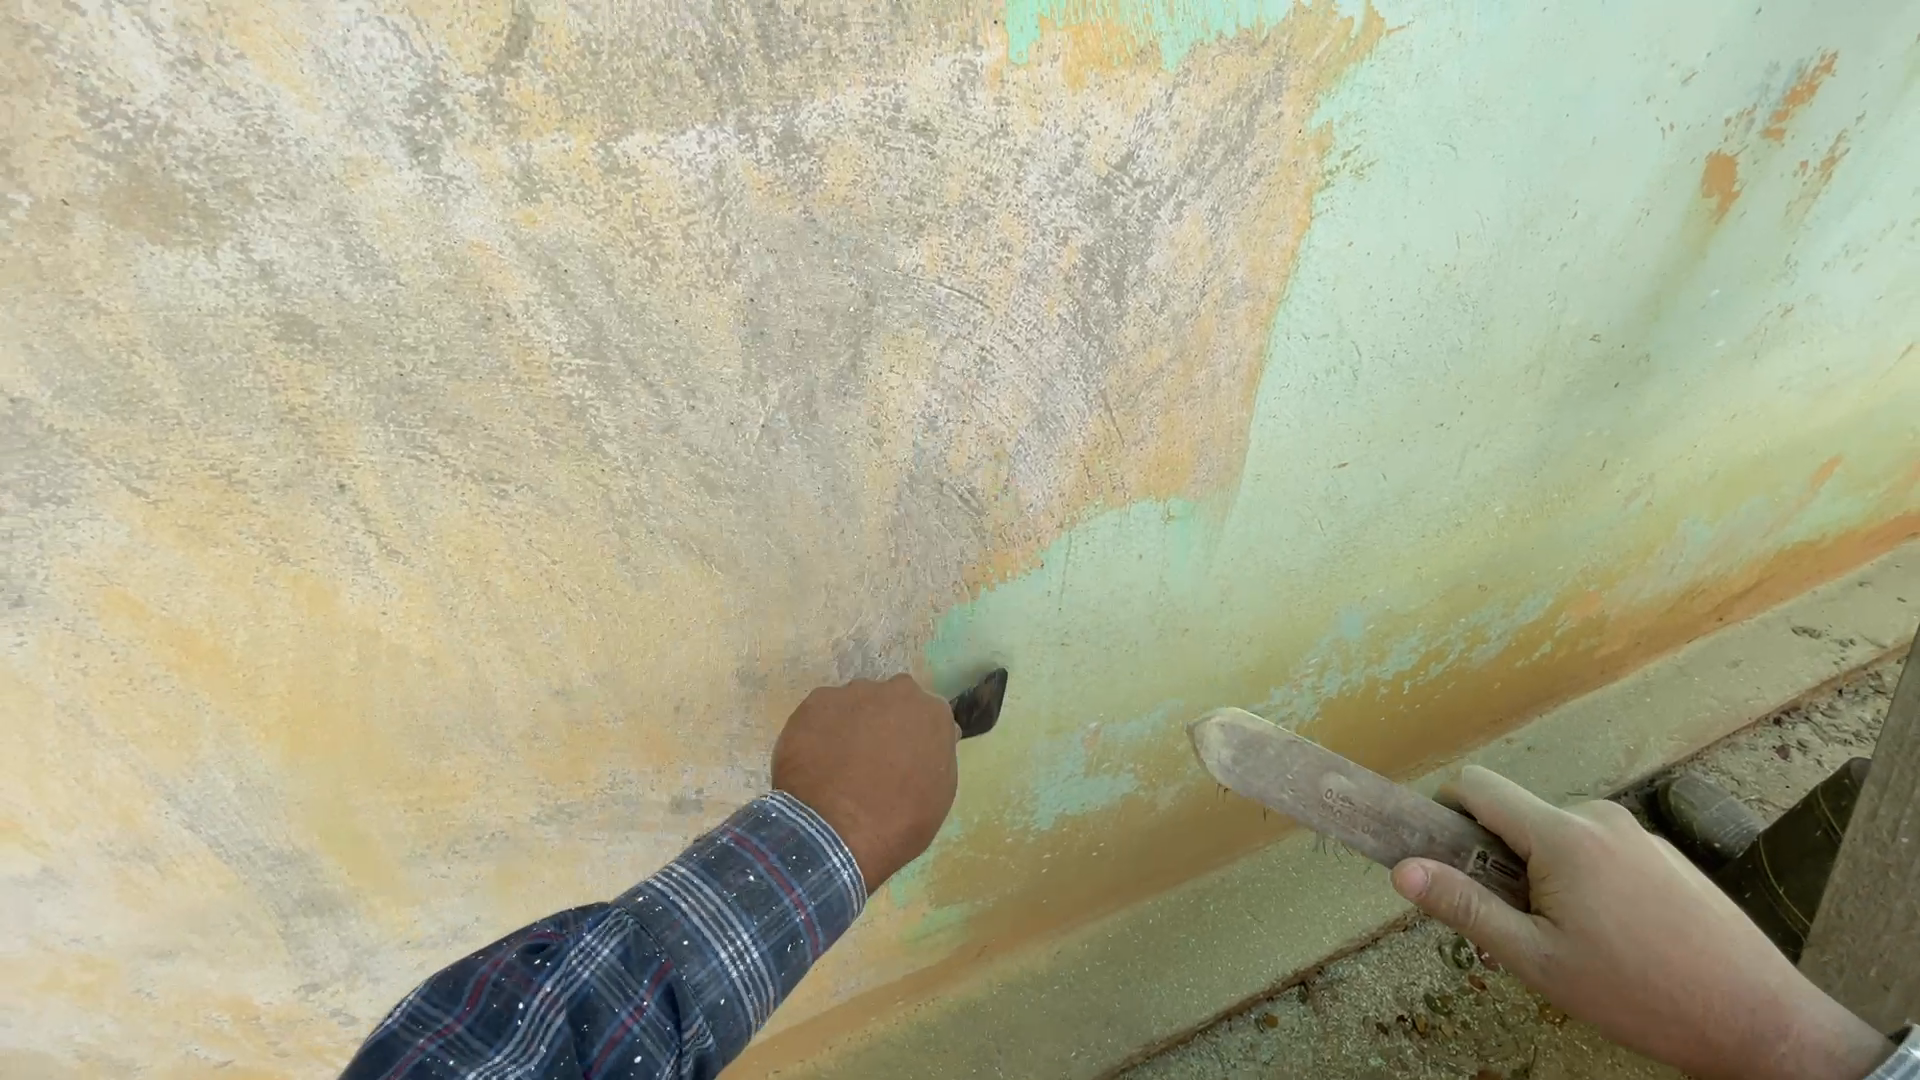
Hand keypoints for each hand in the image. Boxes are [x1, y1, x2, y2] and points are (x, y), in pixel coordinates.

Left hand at [771, 674, 957, 892]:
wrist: (833, 832)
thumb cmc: (898, 822)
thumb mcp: (938, 795)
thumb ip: (935, 756)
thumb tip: (925, 744)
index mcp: (933, 713)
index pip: (929, 719)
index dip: (917, 740)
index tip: (907, 762)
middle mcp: (897, 692)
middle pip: (893, 703)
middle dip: (886, 724)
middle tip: (874, 761)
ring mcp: (853, 693)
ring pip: (857, 704)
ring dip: (853, 726)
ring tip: (839, 764)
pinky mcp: (815, 702)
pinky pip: (823, 714)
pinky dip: (821, 732)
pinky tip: (816, 761)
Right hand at [1391, 766, 1889, 1079]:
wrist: (1772, 1030)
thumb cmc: (1644, 996)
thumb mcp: (1539, 961)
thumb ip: (1466, 907)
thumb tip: (1402, 870)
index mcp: (1562, 835)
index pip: (1475, 785)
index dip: (1445, 808)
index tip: (1445, 853)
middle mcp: (1598, 818)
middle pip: (1516, 813)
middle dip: (1500, 854)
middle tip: (1521, 919)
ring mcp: (1638, 833)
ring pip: (1557, 831)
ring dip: (1544, 866)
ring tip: (1576, 932)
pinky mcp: (1667, 854)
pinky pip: (1600, 846)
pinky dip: (1586, 874)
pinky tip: (1619, 931)